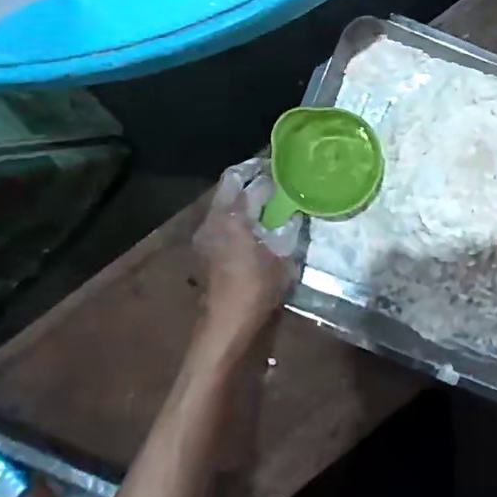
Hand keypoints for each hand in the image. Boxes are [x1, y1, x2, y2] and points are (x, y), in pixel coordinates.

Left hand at [191, 158, 299, 346]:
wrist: (224, 324)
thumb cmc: (257, 289)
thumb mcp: (284, 257)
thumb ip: (288, 229)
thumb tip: (293, 212)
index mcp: (234, 216)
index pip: (254, 183)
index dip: (272, 176)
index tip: (286, 172)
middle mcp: (214, 217)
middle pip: (230, 181)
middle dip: (250, 173)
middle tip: (272, 174)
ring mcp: (204, 231)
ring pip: (222, 198)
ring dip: (241, 192)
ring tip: (265, 197)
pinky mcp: (203, 245)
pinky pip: (219, 216)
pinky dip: (235, 210)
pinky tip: (252, 221)